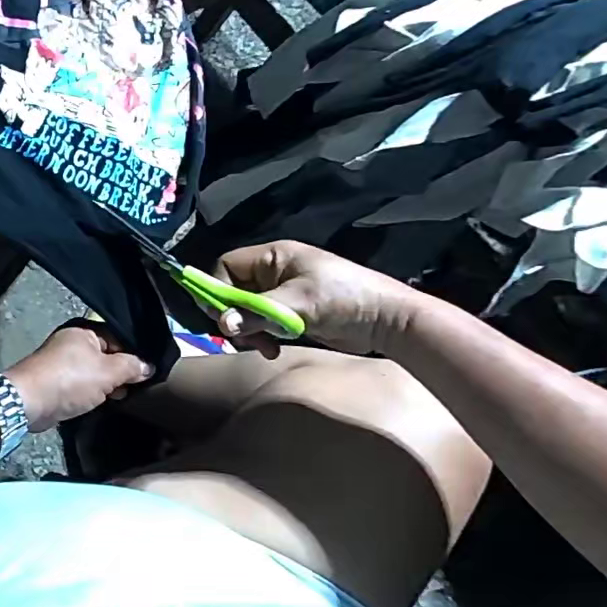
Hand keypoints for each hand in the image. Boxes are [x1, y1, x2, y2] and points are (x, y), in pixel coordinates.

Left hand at [3, 322, 153, 431]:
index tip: (149, 370)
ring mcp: (63, 362)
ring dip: (109, 383)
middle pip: (106, 354)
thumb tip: (148, 366)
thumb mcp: (108, 371)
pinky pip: (83, 383)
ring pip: (95, 371)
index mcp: (82, 331)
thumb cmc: (71, 380)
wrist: (30, 401)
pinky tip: (106, 401)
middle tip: (138, 386)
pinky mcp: (58, 381)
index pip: (117, 336)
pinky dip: (95, 391)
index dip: (135, 353)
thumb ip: (131, 367)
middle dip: (122, 370)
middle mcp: (72, 342)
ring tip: (124, 396)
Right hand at [210, 240, 423, 356]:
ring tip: (264, 346)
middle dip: (234, 315)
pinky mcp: (289, 313)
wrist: (390, 320)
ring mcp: (280, 293)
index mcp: (272, 257)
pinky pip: (260, 323)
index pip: (225, 266)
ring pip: (243, 310)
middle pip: (231, 290)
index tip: (223, 315)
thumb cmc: (344, 298)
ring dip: (248, 330)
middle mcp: (271, 272)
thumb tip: (222, 323)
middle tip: (243, 337)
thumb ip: (257, 312)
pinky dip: (261, 337)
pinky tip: (272, 349)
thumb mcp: (297, 304)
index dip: (217, 288)